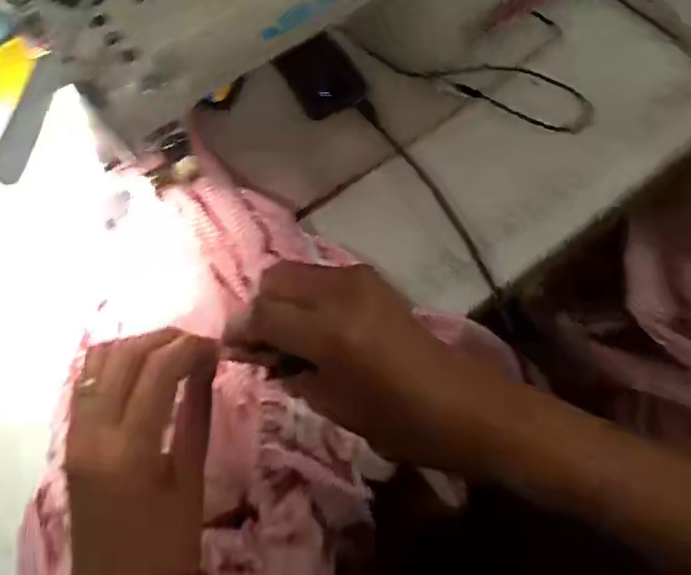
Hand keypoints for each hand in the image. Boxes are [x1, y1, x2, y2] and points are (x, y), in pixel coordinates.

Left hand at [65, 329, 216, 574]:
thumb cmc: (165, 550)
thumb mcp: (190, 484)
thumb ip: (196, 416)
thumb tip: (208, 362)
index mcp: (129, 450)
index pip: (158, 369)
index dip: (190, 347)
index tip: (215, 345)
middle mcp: (94, 433)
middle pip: (127, 355)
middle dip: (165, 338)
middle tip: (197, 342)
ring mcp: (75, 435)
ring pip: (100, 359)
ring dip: (137, 345)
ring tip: (170, 351)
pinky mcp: (69, 440)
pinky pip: (86, 381)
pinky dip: (112, 362)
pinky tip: (138, 367)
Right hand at [224, 263, 506, 472]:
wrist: (460, 401)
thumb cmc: (398, 419)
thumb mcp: (334, 405)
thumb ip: (289, 370)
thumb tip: (259, 352)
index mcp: (329, 330)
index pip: (263, 313)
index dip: (240, 330)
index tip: (230, 347)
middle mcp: (338, 291)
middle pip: (273, 280)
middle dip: (259, 307)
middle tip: (261, 342)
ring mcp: (354, 277)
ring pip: (293, 271)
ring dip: (281, 298)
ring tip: (288, 334)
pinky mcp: (367, 275)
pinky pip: (318, 275)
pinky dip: (304, 294)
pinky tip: (314, 324)